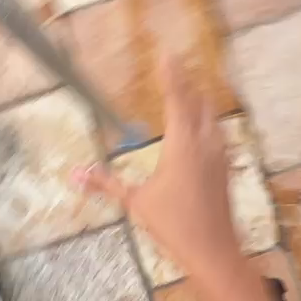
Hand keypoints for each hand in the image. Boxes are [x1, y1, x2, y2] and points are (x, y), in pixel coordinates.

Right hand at [77, 55, 241, 283]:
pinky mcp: (224, 167)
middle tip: (173, 65)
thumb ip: (106, 184)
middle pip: (199, 99)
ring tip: (185, 90)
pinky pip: (215, 132)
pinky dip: (203, 121)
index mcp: (183, 143)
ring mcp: (219, 154)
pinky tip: (197, 128)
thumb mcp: (136, 202)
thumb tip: (75, 174)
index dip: (171, 72)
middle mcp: (205, 141)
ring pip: (211, 115)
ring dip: (197, 99)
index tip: (165, 50)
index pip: (177, 96)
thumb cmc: (174, 225)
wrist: (214, 250)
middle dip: (185, 81)